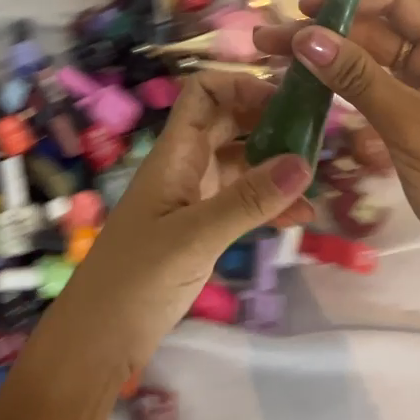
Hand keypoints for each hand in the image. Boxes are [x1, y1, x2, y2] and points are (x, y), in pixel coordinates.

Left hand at [57, 71, 313, 371]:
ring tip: (318, 176)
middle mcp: (184, 165)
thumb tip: (303, 161)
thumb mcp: (196, 236)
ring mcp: (192, 196)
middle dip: (269, 120)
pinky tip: (302, 218)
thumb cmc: (138, 277)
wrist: (100, 335)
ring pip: (239, 161)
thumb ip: (249, 201)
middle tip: (318, 133)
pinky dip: (270, 202)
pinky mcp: (201, 227)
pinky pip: (240, 200)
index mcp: (174, 153)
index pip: (202, 93)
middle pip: (227, 121)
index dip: (240, 85)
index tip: (286, 100)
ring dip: (275, 163)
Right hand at [254, 0, 419, 287]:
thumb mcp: (412, 125)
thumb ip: (356, 77)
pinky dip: (341, 91)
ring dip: (328, 61)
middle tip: (269, 40)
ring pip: (371, 64)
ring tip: (274, 61)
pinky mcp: (417, 128)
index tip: (301, 10)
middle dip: (327, 31)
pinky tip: (305, 92)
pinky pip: (373, 95)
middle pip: (380, 30)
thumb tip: (305, 35)